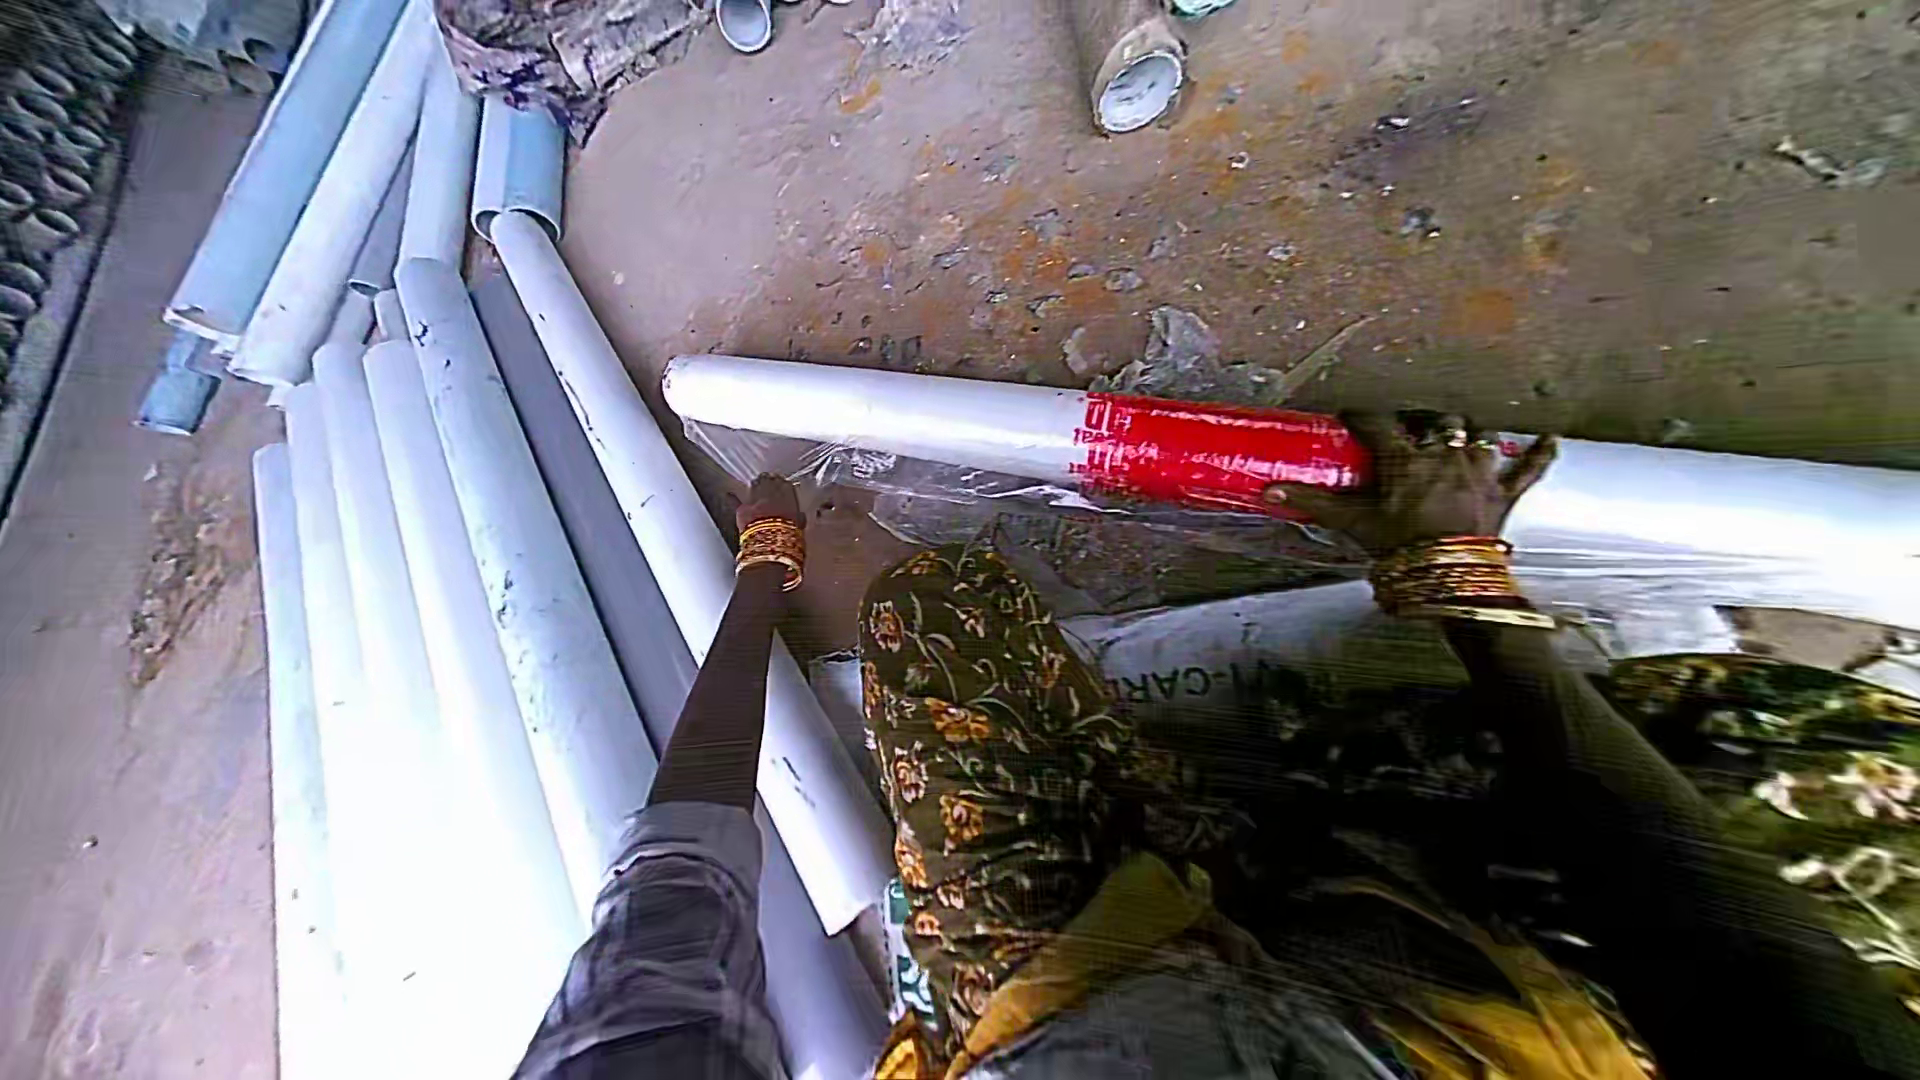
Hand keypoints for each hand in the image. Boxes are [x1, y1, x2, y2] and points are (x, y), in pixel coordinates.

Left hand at [734, 473, 803, 537]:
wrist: (770, 539)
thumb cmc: (789, 530)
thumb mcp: (799, 523)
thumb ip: (798, 516)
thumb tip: (799, 517)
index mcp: (787, 491)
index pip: (784, 482)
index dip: (782, 484)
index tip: (782, 484)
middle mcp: (769, 490)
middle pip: (766, 480)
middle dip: (766, 481)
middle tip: (767, 481)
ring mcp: (754, 498)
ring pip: (753, 486)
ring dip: (754, 486)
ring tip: (755, 486)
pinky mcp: (741, 508)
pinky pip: (736, 501)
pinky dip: (733, 498)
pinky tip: (729, 494)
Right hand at [1264, 410, 1557, 554]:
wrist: (1450, 572)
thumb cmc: (1398, 542)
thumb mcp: (1350, 520)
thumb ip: (1311, 502)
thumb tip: (1266, 492)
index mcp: (1405, 458)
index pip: (1379, 424)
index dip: (1362, 416)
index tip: (1349, 413)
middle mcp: (1445, 455)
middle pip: (1436, 422)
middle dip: (1421, 420)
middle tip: (1406, 424)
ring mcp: (1480, 471)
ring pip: (1480, 435)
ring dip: (1468, 431)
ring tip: (1455, 432)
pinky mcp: (1505, 492)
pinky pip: (1529, 467)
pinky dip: (1540, 453)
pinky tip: (1547, 439)